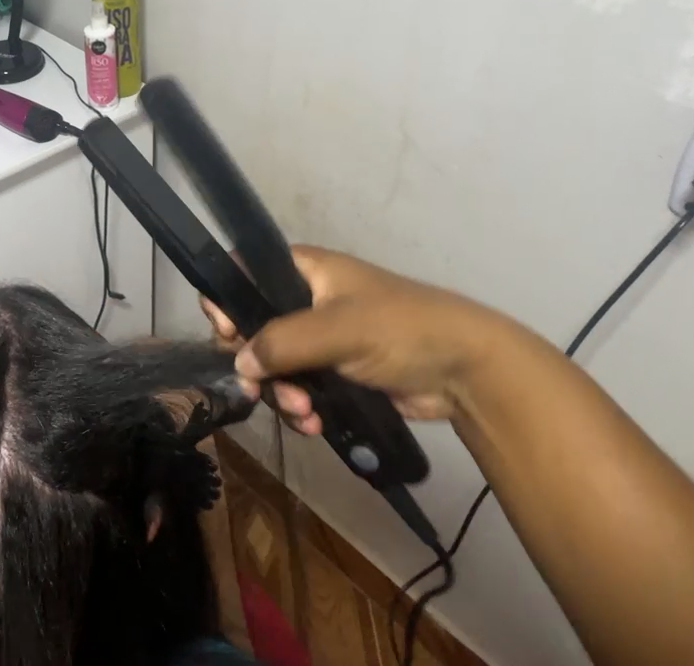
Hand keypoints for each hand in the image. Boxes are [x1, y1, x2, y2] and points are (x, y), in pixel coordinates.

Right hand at [202, 246, 520, 432]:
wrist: (466, 371)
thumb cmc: (401, 328)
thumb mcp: (337, 328)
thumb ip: (281, 342)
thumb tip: (239, 365)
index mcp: (303, 271)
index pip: (244, 275)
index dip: (227, 303)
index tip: (228, 336)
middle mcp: (304, 300)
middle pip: (252, 328)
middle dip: (256, 364)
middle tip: (259, 389)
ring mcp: (319, 339)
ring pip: (273, 366)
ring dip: (281, 394)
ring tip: (303, 414)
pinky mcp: (334, 374)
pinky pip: (298, 389)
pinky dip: (300, 408)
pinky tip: (314, 424)